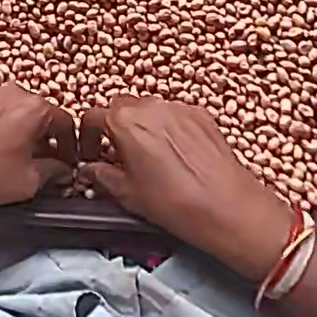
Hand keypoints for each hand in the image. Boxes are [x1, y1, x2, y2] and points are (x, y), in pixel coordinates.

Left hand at [0, 84, 76, 206]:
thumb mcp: (29, 180)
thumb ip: (53, 171)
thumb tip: (62, 169)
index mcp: (34, 107)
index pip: (65, 123)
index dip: (70, 146)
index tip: (68, 163)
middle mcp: (14, 92)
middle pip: (42, 113)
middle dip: (47, 137)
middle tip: (46, 162)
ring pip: (20, 110)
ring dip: (26, 130)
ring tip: (21, 156)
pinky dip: (6, 125)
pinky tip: (0, 148)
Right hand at [78, 96, 294, 281]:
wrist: (229, 209)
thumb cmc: (178, 204)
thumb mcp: (128, 194)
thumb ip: (102, 176)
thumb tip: (91, 170)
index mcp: (126, 123)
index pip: (94, 117)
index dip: (87, 136)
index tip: (90, 151)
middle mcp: (151, 108)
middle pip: (121, 107)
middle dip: (114, 126)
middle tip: (116, 153)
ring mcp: (178, 109)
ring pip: (149, 109)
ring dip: (142, 125)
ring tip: (147, 156)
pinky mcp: (201, 116)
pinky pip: (174, 115)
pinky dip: (168, 127)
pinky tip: (173, 154)